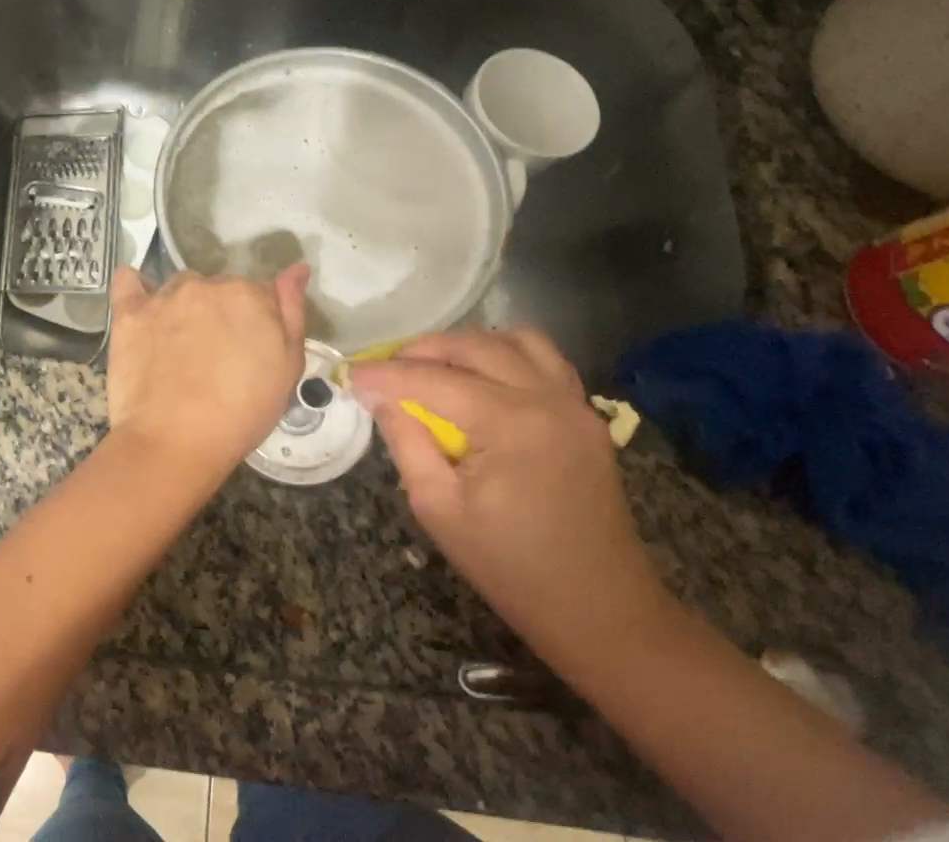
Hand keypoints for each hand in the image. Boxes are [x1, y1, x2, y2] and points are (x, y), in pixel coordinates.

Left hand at [107, 265, 309, 477]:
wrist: (174, 441)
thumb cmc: (241, 414)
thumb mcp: (287, 369)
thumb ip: (292, 313)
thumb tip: (297, 269)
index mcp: (249, 295)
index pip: (257, 294)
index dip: (254, 323)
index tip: (248, 351)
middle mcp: (206, 285)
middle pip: (217, 289)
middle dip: (219, 314)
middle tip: (214, 356)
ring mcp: (163, 298)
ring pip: (178, 288)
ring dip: (182, 307)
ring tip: (178, 347)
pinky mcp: (128, 314)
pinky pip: (129, 283)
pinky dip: (134, 287)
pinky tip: (140, 306)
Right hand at [351, 329, 668, 651]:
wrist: (598, 607)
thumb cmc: (508, 566)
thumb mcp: (437, 507)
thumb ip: (406, 442)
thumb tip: (379, 398)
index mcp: (510, 424)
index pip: (432, 380)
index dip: (385, 374)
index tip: (350, 376)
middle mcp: (548, 400)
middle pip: (474, 346)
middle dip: (422, 350)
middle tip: (384, 369)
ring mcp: (575, 405)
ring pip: (516, 341)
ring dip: (468, 345)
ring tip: (432, 367)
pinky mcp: (587, 418)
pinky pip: (545, 362)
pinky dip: (506, 357)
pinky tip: (480, 380)